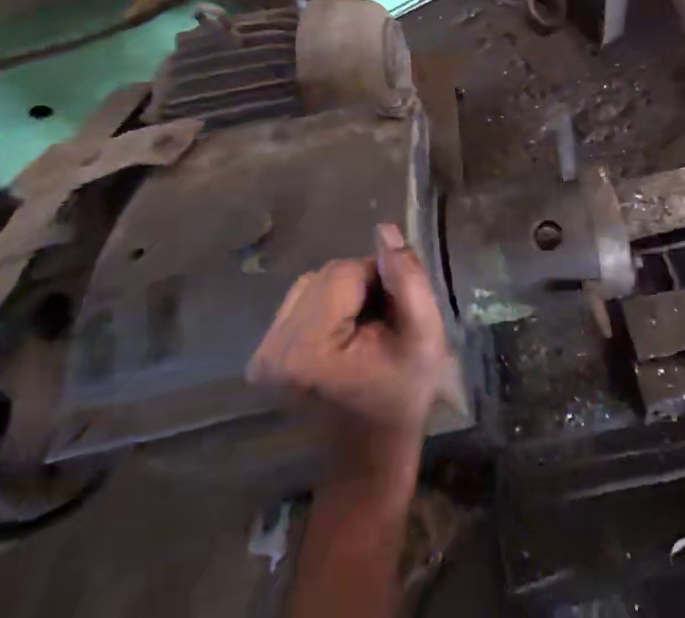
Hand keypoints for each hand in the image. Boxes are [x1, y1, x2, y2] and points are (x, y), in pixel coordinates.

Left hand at [248, 223, 456, 459]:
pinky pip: (301, 300)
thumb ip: (408, 280)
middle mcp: (272, 346)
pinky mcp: (261, 355)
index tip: (398, 314)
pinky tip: (346, 334)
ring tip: (367, 329)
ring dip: (346, 294)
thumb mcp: (423, 337)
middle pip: (326, 274)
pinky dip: (328, 306)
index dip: (381, 280)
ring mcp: (261, 352)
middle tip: (385, 324)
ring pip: (313, 283)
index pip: (345, 271)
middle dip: (363, 287)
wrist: (369, 455)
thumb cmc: (402, 398)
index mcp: (307, 347)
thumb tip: (385, 230)